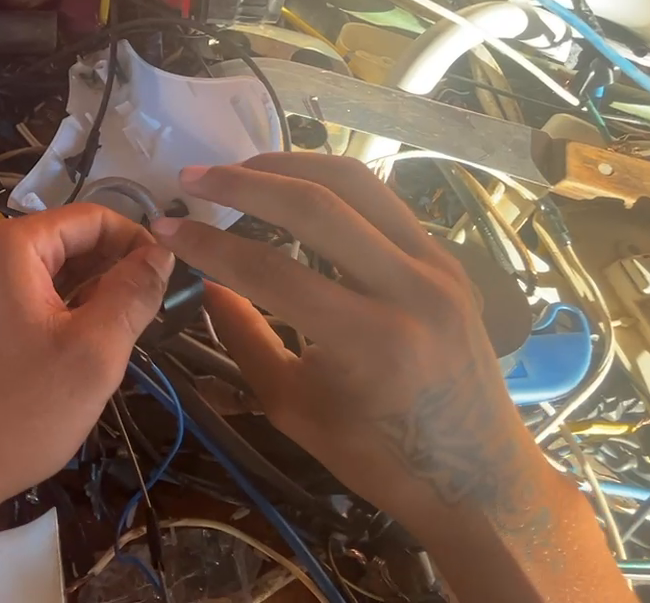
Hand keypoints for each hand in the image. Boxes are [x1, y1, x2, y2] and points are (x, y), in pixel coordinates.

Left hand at [0, 205, 172, 602]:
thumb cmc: (19, 410)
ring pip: (47, 268)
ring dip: (88, 291)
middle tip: (150, 312)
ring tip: (121, 332)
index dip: (137, 240)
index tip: (170, 276)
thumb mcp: (93, 353)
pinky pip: (24, 290)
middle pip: (66, 239)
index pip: (90, 217)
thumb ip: (132, 293)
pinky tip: (80, 343)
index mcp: (11, 244)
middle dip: (112, 268)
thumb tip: (161, 252)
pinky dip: (58, 306)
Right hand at [150, 154, 632, 601]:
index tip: (164, 227)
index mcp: (371, 341)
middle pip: (315, 204)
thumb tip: (203, 281)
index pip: (269, 269)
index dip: (207, 244)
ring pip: (354, 182)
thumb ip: (242, 336)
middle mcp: (411, 290)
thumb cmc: (381, 457)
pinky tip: (291, 187)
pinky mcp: (445, 260)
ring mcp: (437, 267)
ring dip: (287, 166)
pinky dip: (326, 182)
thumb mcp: (292, 406)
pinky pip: (379, 199)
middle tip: (193, 178)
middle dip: (242, 183)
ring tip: (238, 170)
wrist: (485, 484)